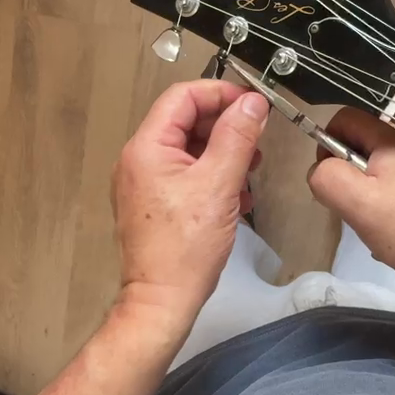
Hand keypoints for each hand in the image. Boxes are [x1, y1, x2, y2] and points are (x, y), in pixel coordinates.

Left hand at [114, 81, 267, 322]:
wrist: (162, 300)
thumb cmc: (185, 248)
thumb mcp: (218, 185)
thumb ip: (236, 138)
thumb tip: (252, 103)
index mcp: (146, 148)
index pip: (182, 97)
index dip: (220, 94)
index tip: (253, 105)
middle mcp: (138, 162)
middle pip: (185, 123)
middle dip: (225, 128)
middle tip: (257, 143)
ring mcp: (143, 186)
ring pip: (188, 153)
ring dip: (223, 156)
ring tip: (251, 173)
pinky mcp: (153, 207)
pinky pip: (184, 179)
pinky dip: (211, 180)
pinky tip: (237, 198)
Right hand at [307, 108, 394, 288]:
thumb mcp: (359, 205)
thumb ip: (328, 179)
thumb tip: (320, 168)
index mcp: (393, 135)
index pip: (344, 120)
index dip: (328, 148)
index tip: (336, 184)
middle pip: (365, 146)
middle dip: (355, 178)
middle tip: (363, 212)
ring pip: (388, 169)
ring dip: (378, 195)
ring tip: (388, 226)